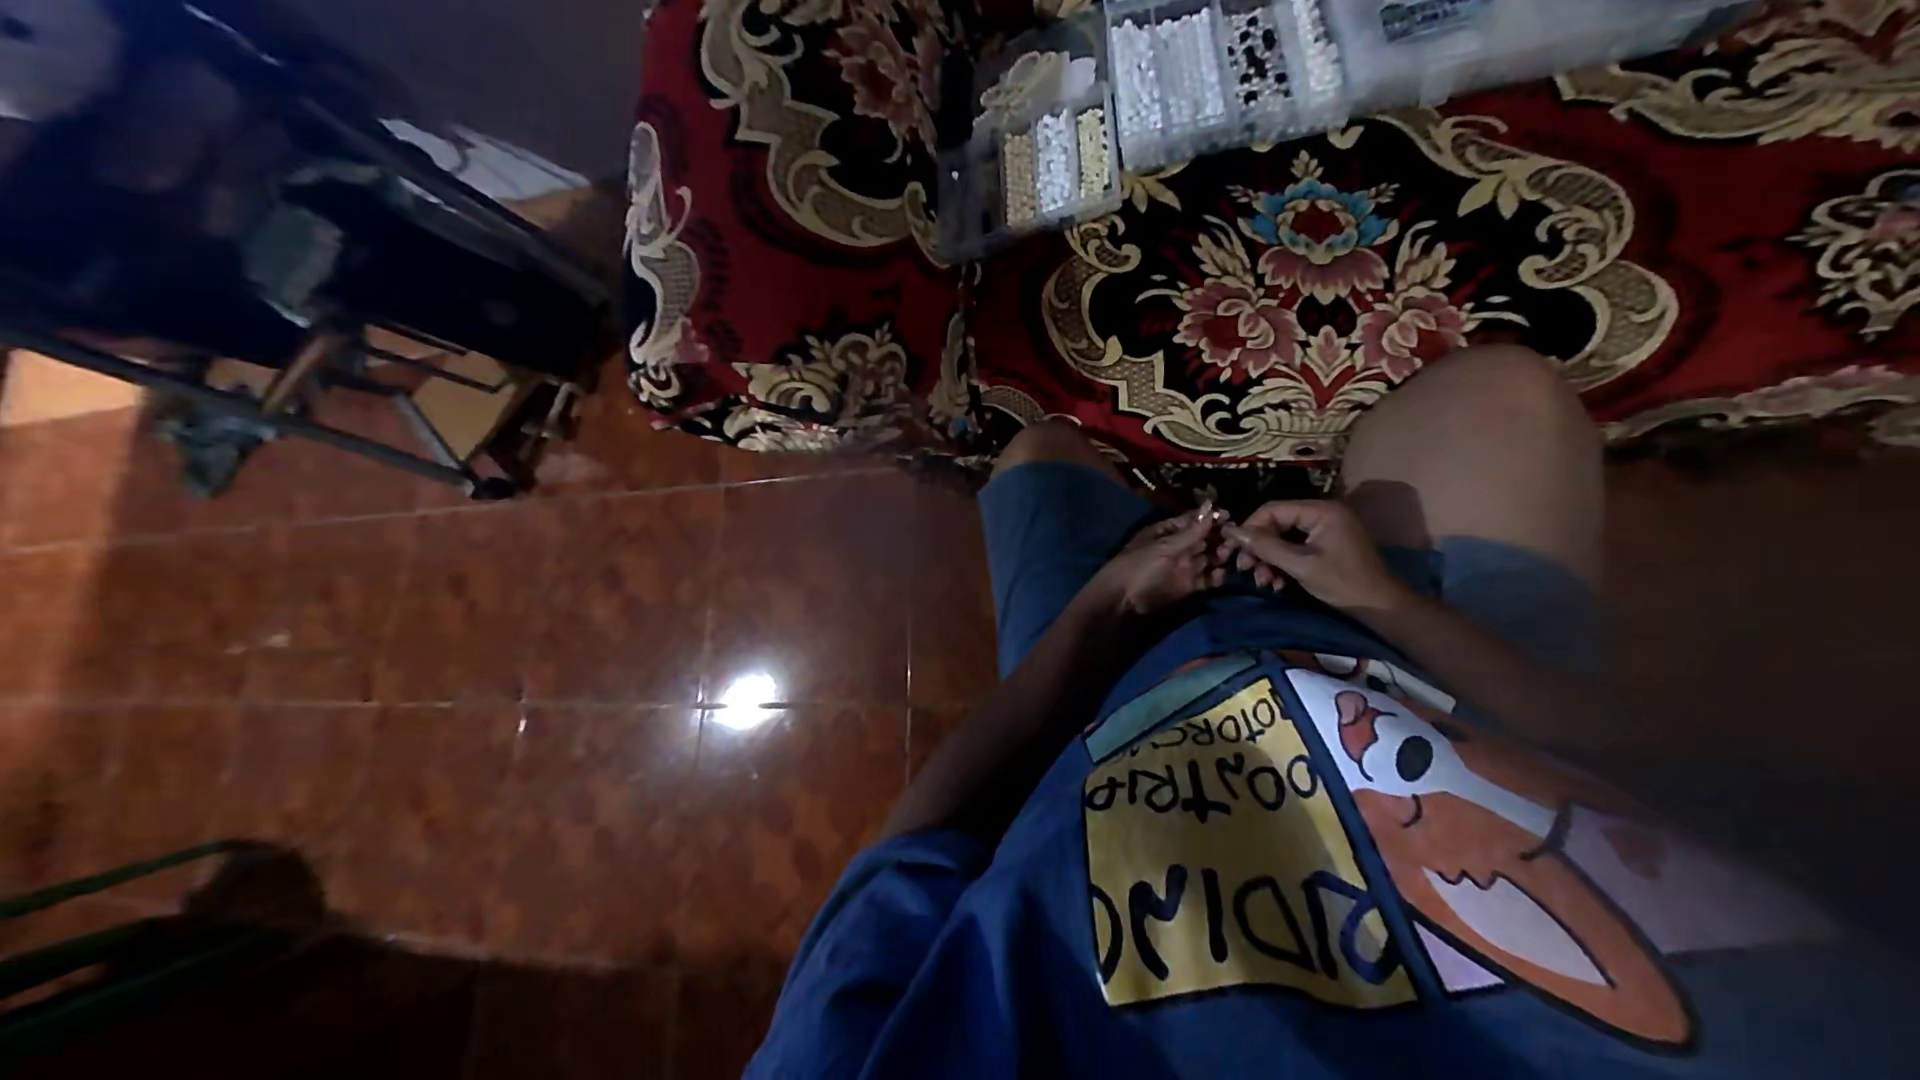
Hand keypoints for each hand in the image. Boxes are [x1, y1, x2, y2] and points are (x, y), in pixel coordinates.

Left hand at [1088, 505, 1226, 616]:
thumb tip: (1211, 507)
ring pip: (1209, 557)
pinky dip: (1217, 575)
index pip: (1194, 521)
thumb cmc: (1139, 565)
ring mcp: (1184, 566)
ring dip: (1220, 555)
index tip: (1230, 516)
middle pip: (1205, 538)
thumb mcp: (1165, 546)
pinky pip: (1207, 578)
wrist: (1123, 599)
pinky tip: (1222, 573)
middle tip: (1235, 537)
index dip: (1211, 518)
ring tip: (1228, 554)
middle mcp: (1178, 547)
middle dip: (1220, 537)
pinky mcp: (1188, 586)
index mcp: (1167, 532)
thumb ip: (1191, 531)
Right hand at [1219, 500, 1410, 612]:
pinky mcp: (1325, 544)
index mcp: (1321, 511)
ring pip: (1282, 537)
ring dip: (1268, 559)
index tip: (1235, 550)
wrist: (1379, 606)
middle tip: (1245, 569)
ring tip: (1262, 581)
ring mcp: (1325, 528)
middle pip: (1276, 523)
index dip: (1250, 528)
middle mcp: (1323, 513)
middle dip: (1259, 547)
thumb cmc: (1342, 583)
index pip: (1273, 509)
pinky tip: (1275, 582)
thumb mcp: (1300, 565)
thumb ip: (1266, 546)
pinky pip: (1294, 547)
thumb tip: (1231, 532)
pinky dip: (1281, 563)